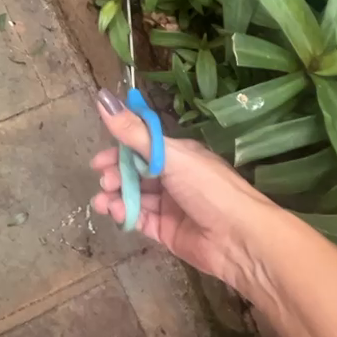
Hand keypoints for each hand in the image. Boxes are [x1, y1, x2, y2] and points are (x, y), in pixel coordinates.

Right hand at [90, 89, 294, 308]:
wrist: (239, 239)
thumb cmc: (208, 188)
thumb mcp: (169, 155)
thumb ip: (133, 132)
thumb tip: (102, 97)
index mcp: (178, 156)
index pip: (141, 148)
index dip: (118, 152)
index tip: (98, 162)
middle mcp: (174, 178)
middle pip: (135, 174)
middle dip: (115, 176)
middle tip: (105, 182)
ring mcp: (170, 206)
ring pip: (134, 197)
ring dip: (115, 197)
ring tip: (103, 202)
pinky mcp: (166, 231)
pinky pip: (139, 219)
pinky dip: (125, 215)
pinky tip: (115, 213)